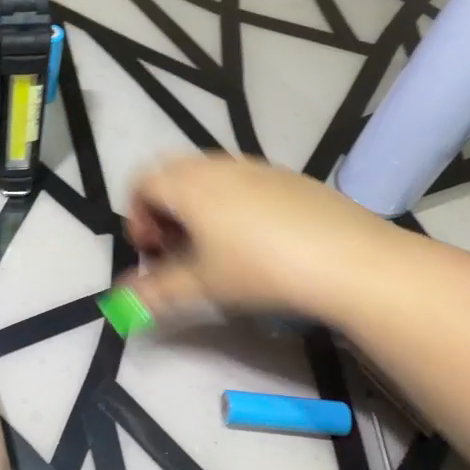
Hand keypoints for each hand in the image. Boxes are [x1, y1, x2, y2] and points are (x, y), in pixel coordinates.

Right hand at [119, 154, 408, 324]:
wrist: (349, 260)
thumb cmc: (260, 270)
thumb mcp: (202, 287)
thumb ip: (154, 293)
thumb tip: (120, 304)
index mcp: (188, 184)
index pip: (142, 184)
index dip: (136, 218)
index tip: (150, 252)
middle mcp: (218, 165)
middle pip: (174, 175)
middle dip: (165, 211)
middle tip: (177, 249)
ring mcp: (258, 167)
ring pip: (211, 178)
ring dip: (199, 208)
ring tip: (217, 248)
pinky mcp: (291, 178)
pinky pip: (246, 183)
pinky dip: (235, 205)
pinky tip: (260, 243)